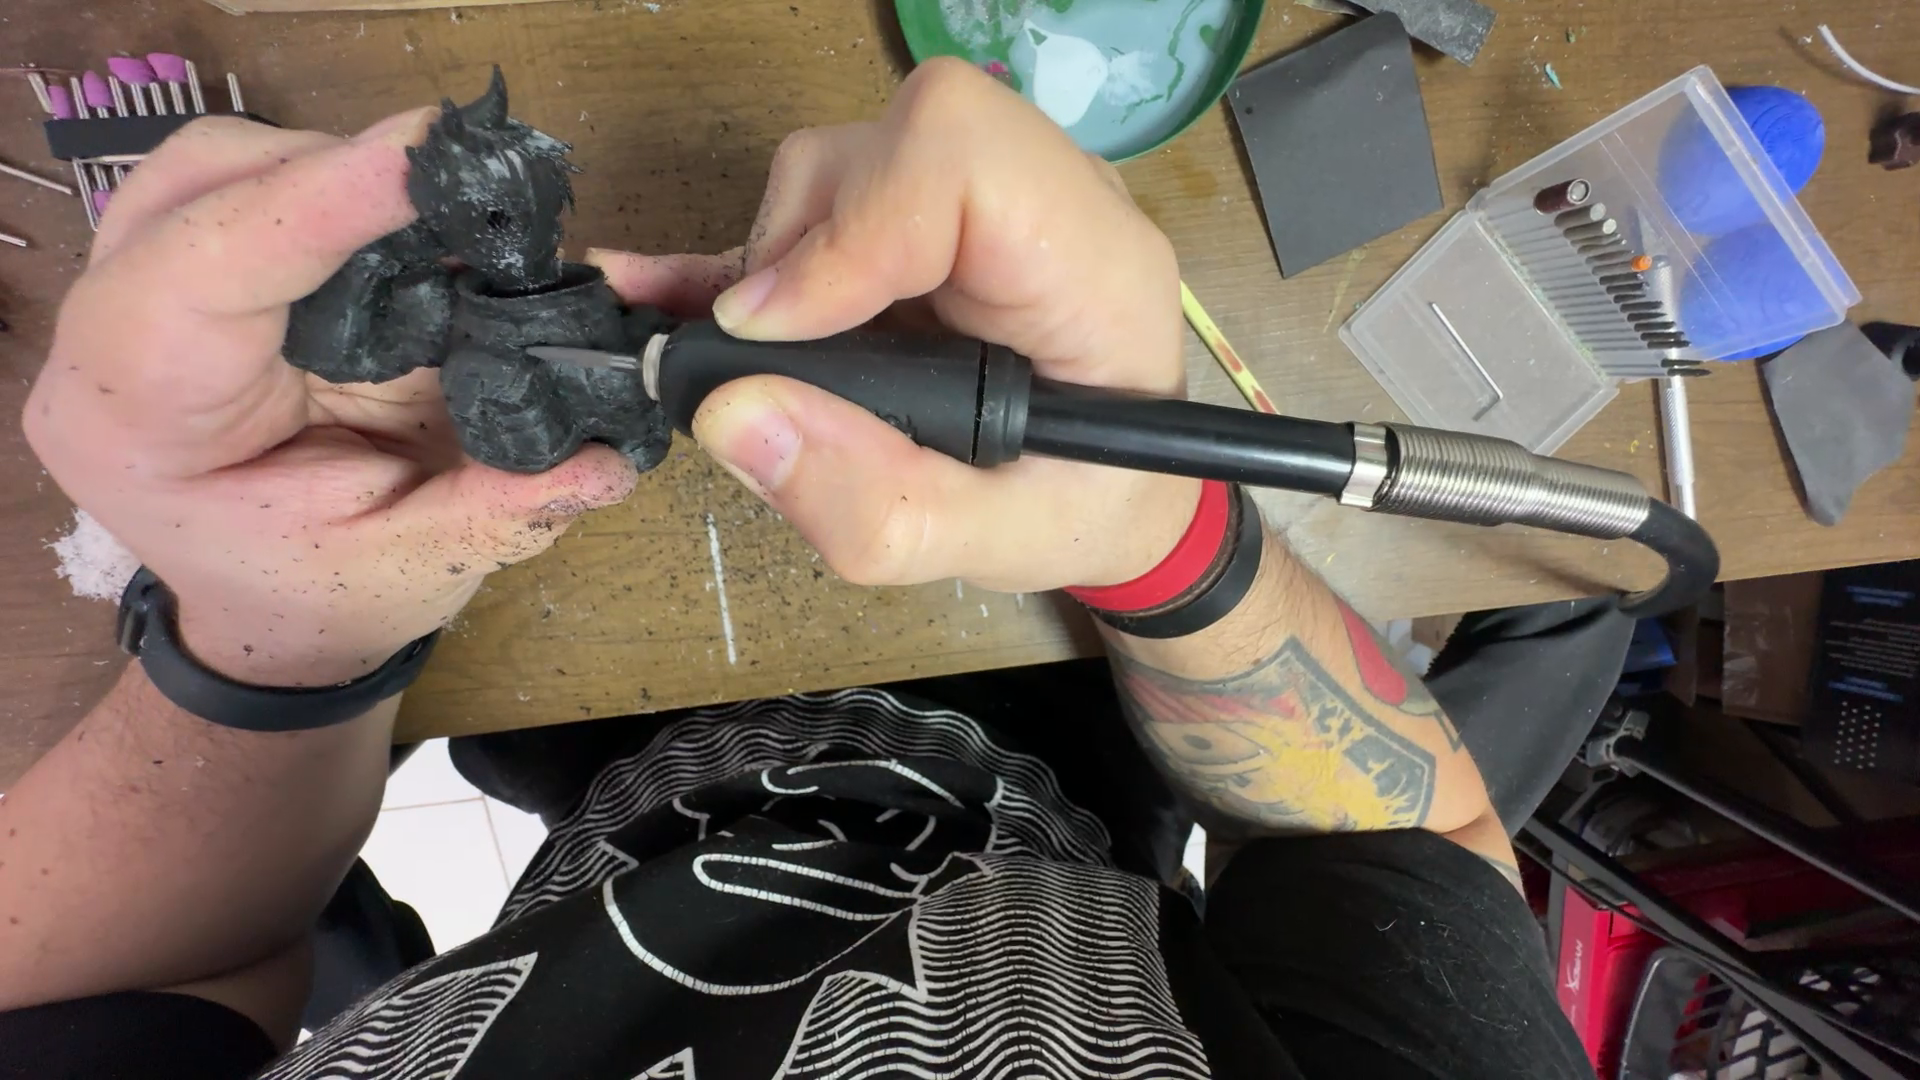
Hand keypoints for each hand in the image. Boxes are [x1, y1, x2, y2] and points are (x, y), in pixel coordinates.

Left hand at [23, 111, 637, 686]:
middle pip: (203, 183)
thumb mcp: (424, 564)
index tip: (426, 156)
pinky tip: (444, 235)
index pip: (203, 269)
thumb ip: (510, 509)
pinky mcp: (240, 298)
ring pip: (236, 176)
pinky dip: (370, 209)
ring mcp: (175, 306)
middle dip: (336, 168)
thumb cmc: (333, 597)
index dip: (316, 202)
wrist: (288, 612)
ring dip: (354, 178)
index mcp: (145, 418)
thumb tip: (614, 462)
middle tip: (461, 186)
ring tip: (463, 209)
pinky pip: (287, 211)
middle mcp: (130, 338)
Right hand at [598, 59, 1199, 593]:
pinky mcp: (926, 236)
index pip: (958, 159)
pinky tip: (678, 299)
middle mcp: (1041, 208)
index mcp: (1091, 268)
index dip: (846, 231)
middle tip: (765, 364)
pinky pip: (827, 215)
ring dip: (772, 272)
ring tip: (765, 367)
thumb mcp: (995, 543)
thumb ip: (881, 505)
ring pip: (836, 175)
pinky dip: (747, 262)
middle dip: (794, 256)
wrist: (1114, 490)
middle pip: (880, 152)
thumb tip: (733, 416)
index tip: (773, 331)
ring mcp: (980, 211)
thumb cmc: (1084, 512)